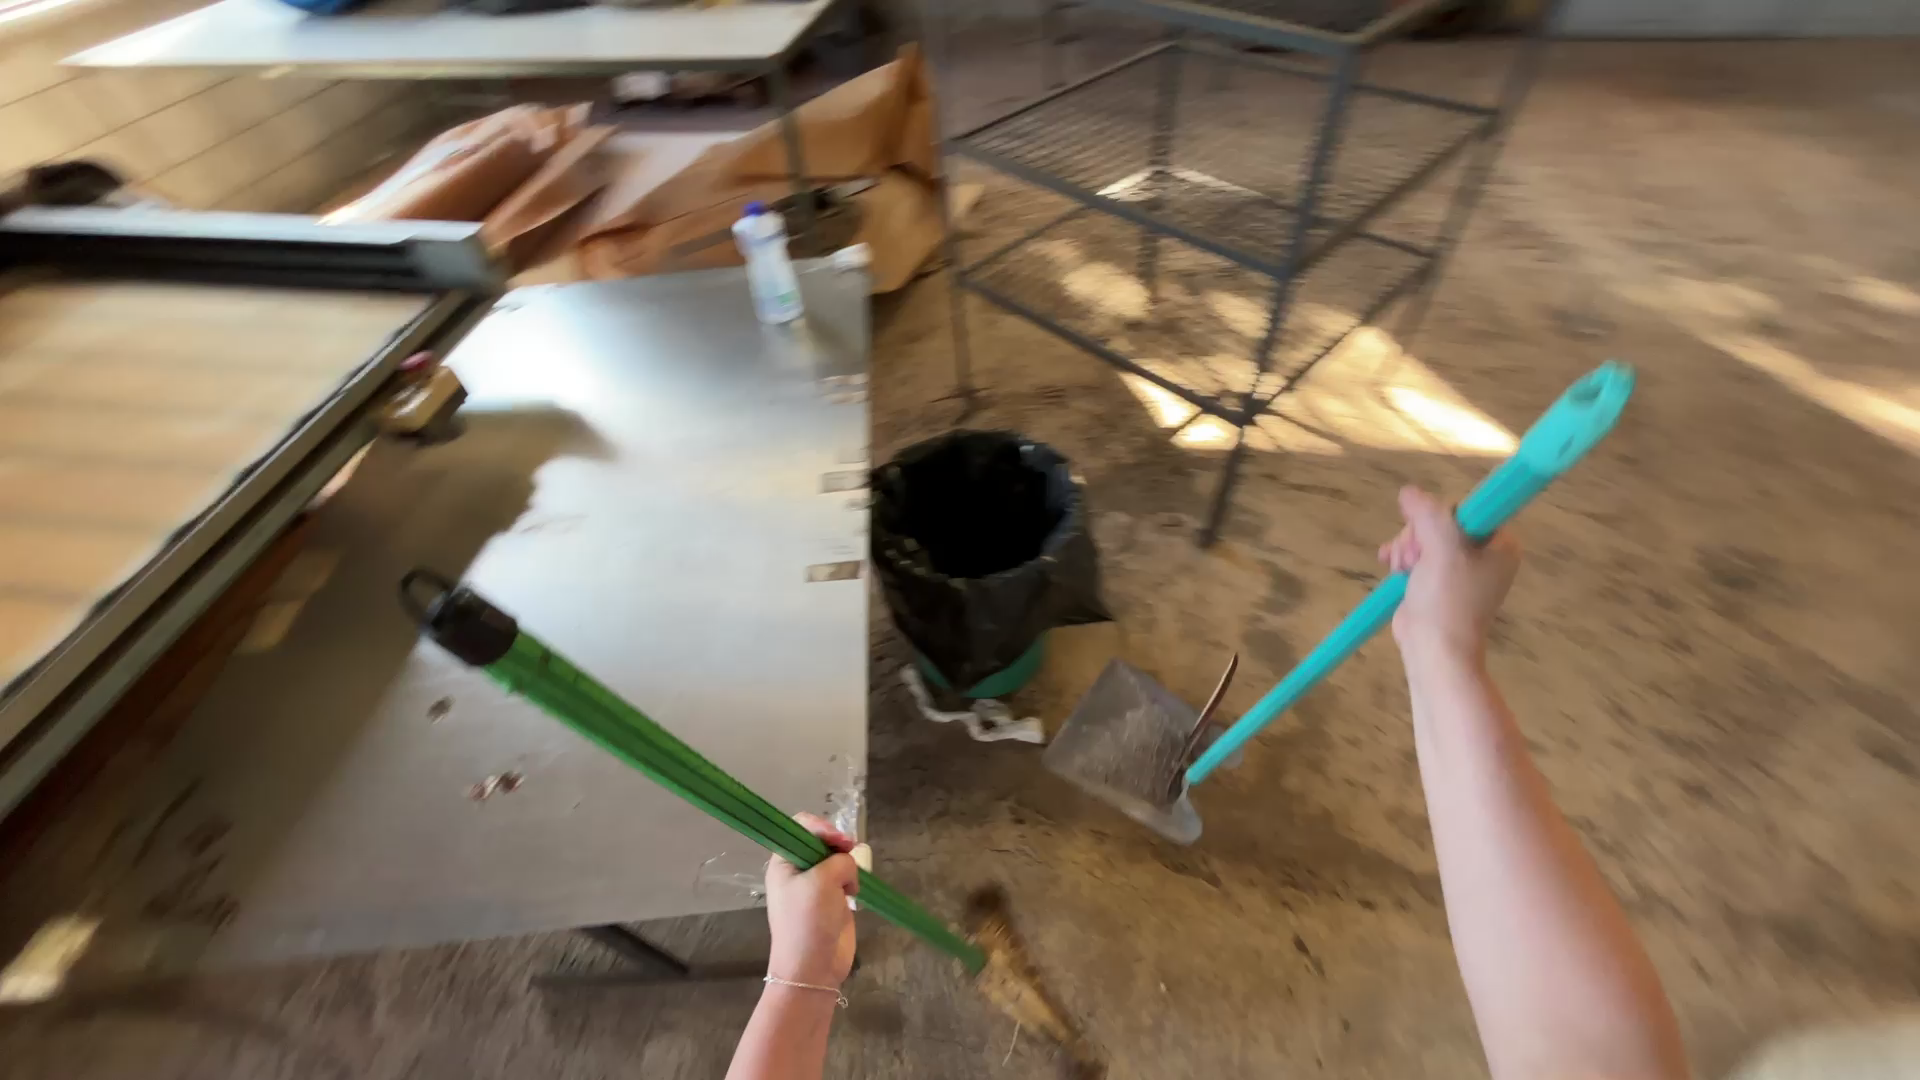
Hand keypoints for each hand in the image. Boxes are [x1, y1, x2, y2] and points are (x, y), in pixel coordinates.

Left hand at [764, 812, 861, 988]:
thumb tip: (849, 863)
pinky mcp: (832, 898)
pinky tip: (853, 892)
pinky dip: (852, 879)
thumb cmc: (808, 921)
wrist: (813, 969)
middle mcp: (798, 869)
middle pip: (822, 840)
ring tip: (849, 882)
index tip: (839, 840)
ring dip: (847, 865)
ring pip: (837, 858)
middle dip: (838, 845)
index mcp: (784, 861)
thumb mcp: (821, 881)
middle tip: (850, 852)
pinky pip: (845, 876)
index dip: (822, 827)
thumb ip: (839, 860)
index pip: (802, 826)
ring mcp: (815, 884)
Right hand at [1378, 485, 1520, 664]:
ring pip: (1423, 537)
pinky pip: (1415, 554)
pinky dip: (1400, 556)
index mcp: (1499, 544)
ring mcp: (1458, 568)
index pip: (1465, 509)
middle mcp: (1483, 553)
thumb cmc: (1448, 599)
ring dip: (1404, 546)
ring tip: (1399, 566)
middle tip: (1410, 557)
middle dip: (1416, 535)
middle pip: (1439, 522)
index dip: (1437, 516)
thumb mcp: (1442, 550)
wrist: (1435, 646)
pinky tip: (1390, 565)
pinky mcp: (1436, 580)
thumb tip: (1408, 491)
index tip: (1422, 534)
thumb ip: (1429, 515)